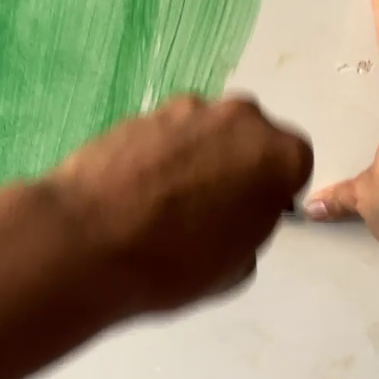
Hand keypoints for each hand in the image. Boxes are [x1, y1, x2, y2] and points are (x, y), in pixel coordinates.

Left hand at [47, 95, 312, 313]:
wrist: (88, 241)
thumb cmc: (172, 263)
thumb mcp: (235, 268)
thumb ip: (250, 230)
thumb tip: (232, 218)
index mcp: (278, 156)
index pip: (291, 167)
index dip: (269, 193)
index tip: (246, 215)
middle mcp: (238, 119)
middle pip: (246, 140)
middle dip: (232, 167)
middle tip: (204, 210)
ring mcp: (184, 110)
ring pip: (201, 133)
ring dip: (191, 158)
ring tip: (161, 204)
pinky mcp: (137, 113)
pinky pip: (161, 135)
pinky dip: (154, 156)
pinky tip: (133, 191)